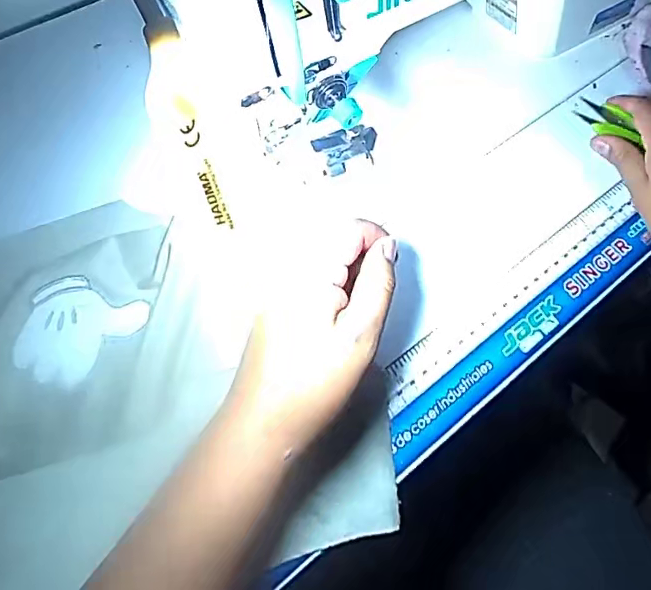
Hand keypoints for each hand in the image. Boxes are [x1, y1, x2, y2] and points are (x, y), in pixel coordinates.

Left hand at [221, 220, 396, 460]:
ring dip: (345, 270)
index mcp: (308, 271)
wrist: (260, 425)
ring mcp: (274, 281)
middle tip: (368, 299)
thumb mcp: (361, 335)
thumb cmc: (309, 387)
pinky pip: (308, 270)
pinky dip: (327, 282)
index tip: (389, 265)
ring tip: (348, 312)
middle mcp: (286, 267)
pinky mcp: (271, 296)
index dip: (378, 239)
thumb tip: (388, 247)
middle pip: (336, 235)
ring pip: (324, 252)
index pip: (351, 225)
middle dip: (361, 257)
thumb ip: (379, 283)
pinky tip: (329, 319)